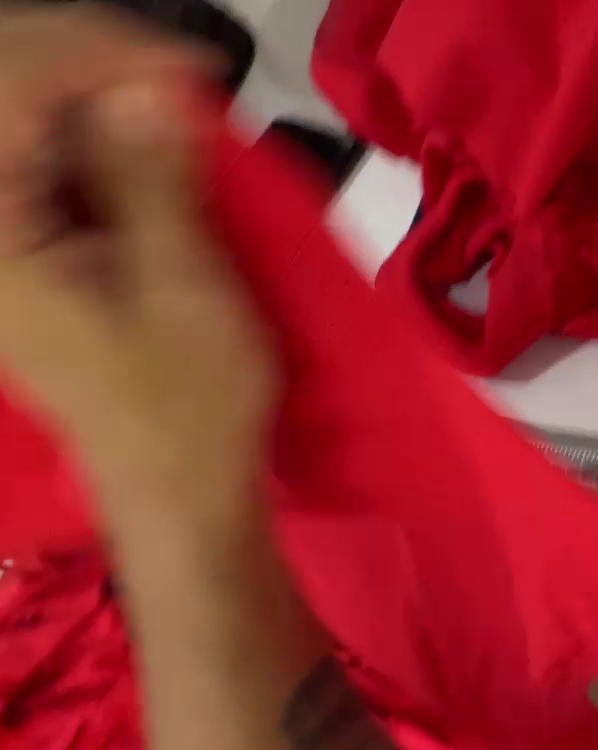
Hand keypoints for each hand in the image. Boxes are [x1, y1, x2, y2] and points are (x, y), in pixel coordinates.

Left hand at [0, 8, 269, 515]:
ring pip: (5, 112)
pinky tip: (129, 138)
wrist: (173, 471)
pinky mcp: (6, 240)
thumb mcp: (190, 295)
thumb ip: (155, 190)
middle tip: (179, 77)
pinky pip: (21, 152)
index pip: (4, 84)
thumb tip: (147, 94)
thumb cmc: (193, 399)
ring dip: (77, 90)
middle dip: (81, 58)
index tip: (200, 68)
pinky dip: (73, 128)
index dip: (98, 53)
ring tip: (160, 100)